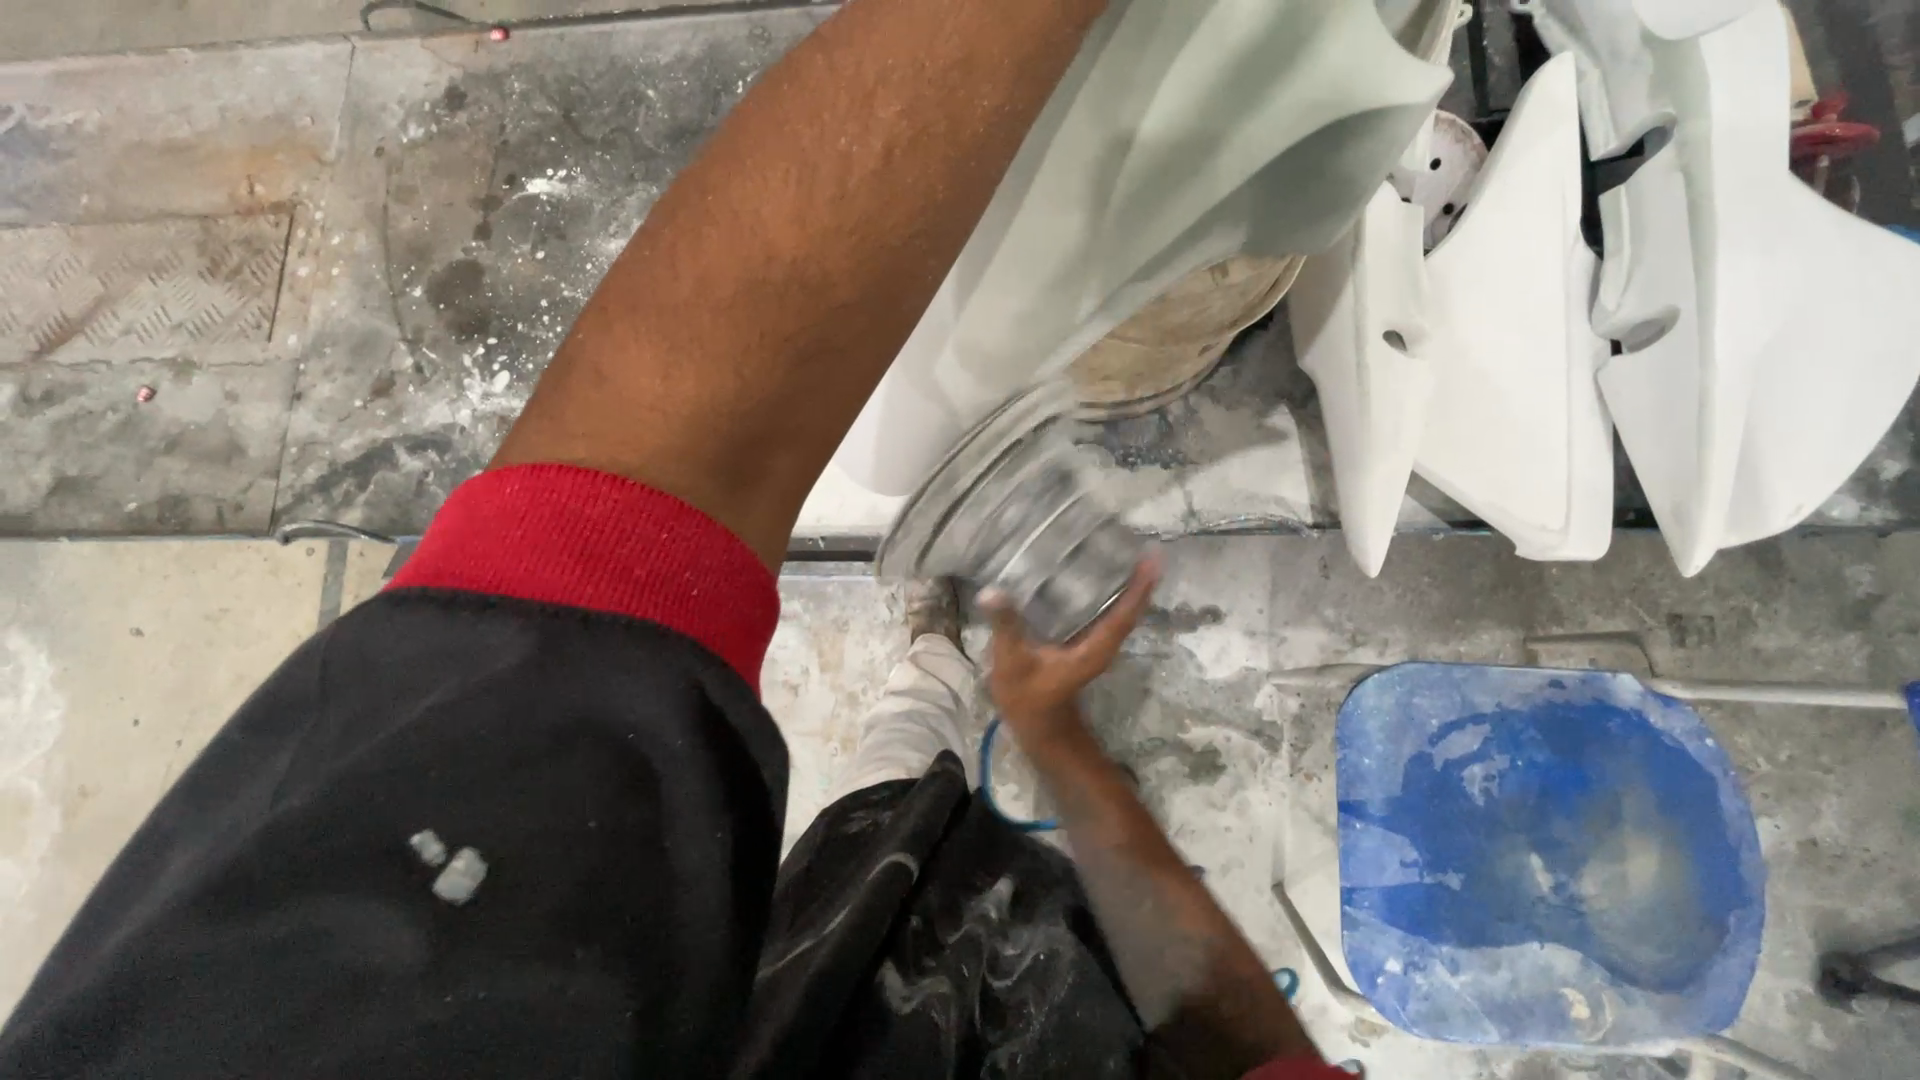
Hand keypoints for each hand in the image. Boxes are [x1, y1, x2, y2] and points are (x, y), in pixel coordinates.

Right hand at [982, 553, 1161, 761]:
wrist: (1035, 724)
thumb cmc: (1028, 696)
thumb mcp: (1012, 660)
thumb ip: (1006, 625)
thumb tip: (992, 592)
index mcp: (1095, 648)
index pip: (1123, 614)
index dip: (1138, 587)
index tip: (1152, 558)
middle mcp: (1103, 645)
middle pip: (1128, 608)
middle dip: (1135, 577)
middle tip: (1137, 541)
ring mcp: (1096, 644)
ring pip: (1118, 610)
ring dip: (1123, 583)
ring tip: (1119, 550)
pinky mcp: (1084, 642)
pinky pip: (1104, 612)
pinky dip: (1105, 592)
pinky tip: (1091, 573)